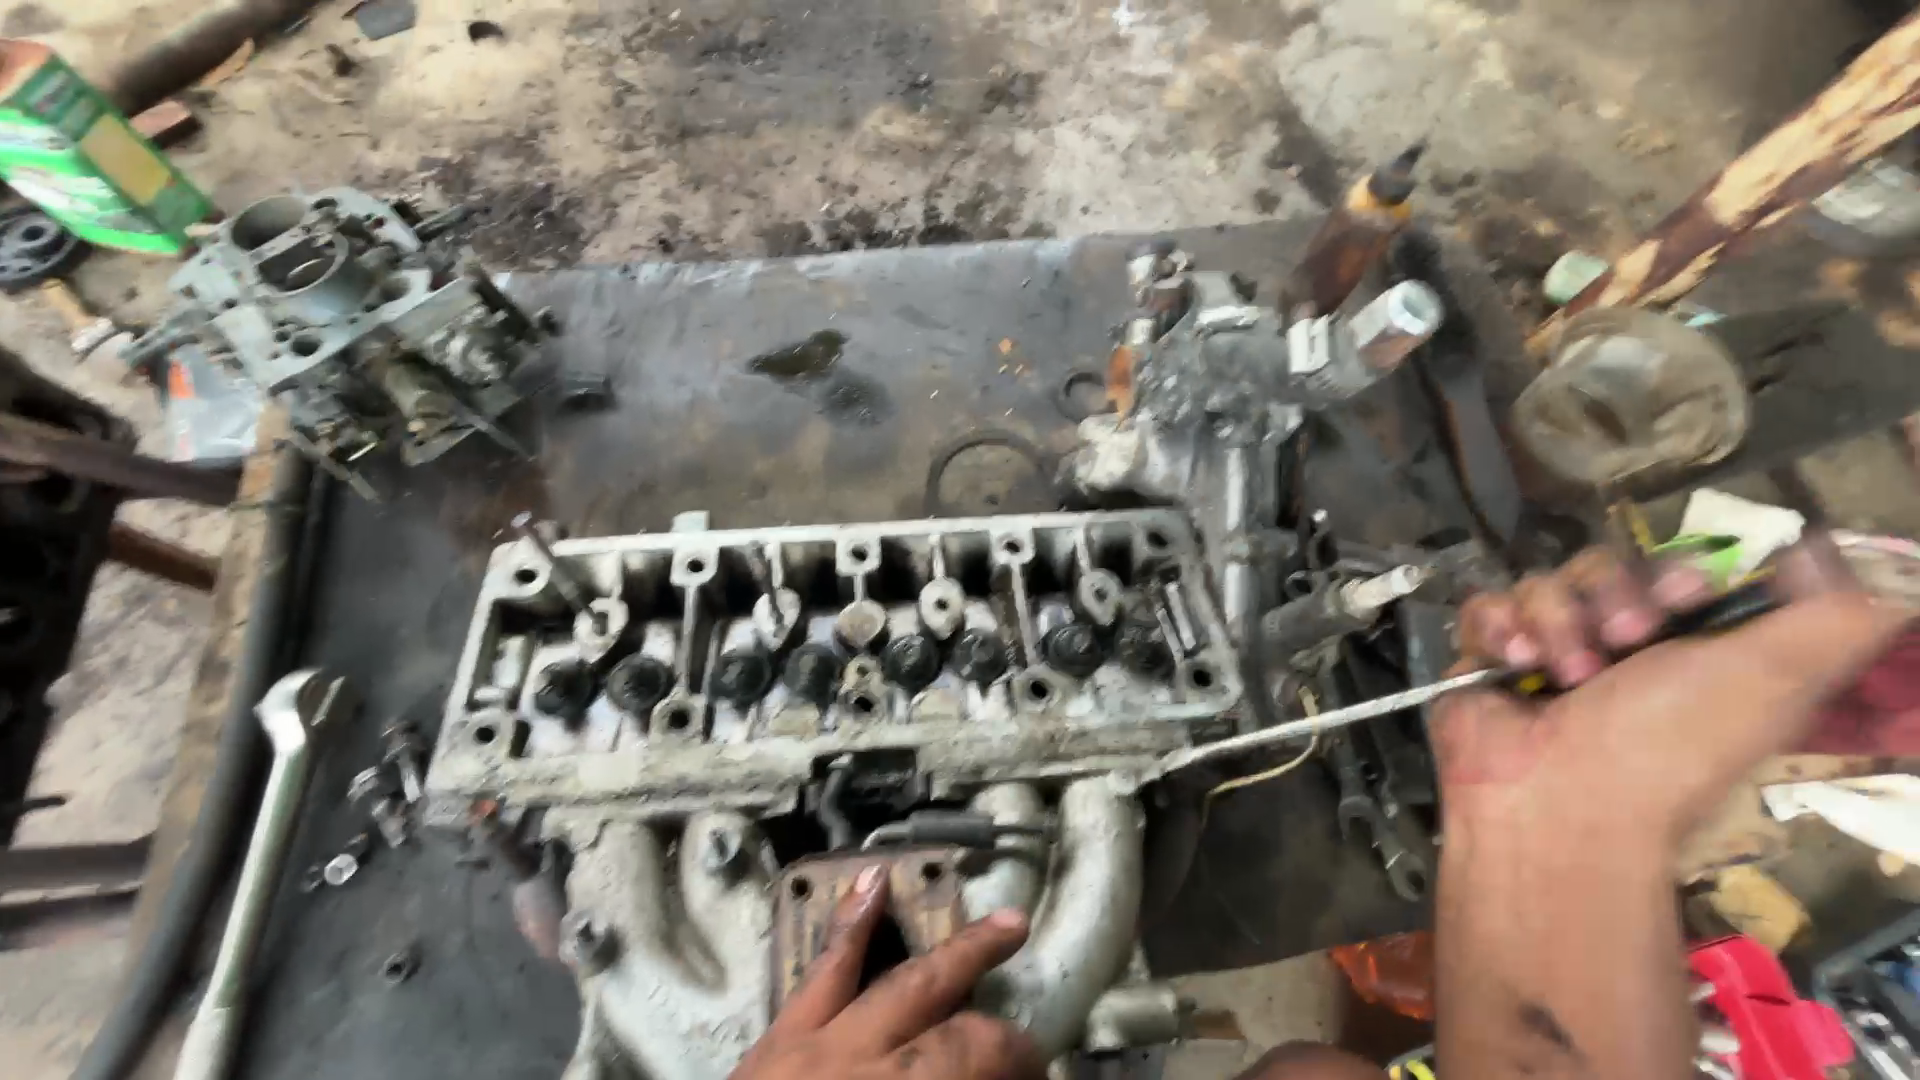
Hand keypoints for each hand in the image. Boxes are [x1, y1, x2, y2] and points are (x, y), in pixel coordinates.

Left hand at [731, 865, 1043, 1079]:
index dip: (1016, 1063)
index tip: (1038, 1075)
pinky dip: (850, 922)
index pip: (973, 1059)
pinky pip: (821, 971)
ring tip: (1006, 925)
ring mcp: (814, 1046)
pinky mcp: (775, 1039)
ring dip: (957, 954)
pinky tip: (872, 880)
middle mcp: (860, 1066)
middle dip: (1000, 1029)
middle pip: (950, 1030)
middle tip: (1035, 1038)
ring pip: (899, 983)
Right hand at [1436, 542, 1910, 849]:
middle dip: (1612, 598)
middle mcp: (1614, 644)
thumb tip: (1823, 554)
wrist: (1558, 795)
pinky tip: (1515, 661)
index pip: (1672, 571)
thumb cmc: (1669, 743)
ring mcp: (1544, 646)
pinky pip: (1485, 605)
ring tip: (1562, 672)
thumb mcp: (1778, 679)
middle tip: (1621, 642)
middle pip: (1603, 566)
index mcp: (1687, 648)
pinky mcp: (1486, 653)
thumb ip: (1831, 615)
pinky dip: (1500, 628)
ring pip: (1543, 583)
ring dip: (1556, 623)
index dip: (1675, 573)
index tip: (1683, 597)